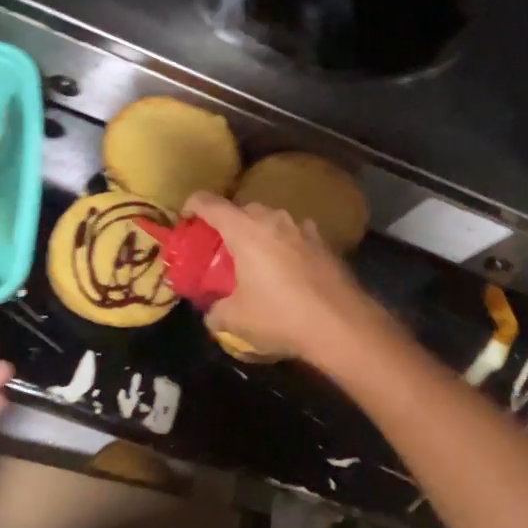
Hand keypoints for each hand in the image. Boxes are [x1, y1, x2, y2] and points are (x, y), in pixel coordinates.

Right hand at [183, 193, 392, 367]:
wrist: (340, 323)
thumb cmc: (280, 315)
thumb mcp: (236, 319)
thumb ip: (216, 312)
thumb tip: (211, 314)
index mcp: (245, 230)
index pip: (209, 203)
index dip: (192, 206)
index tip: (186, 220)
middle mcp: (274, 219)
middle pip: (243, 210)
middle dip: (229, 225)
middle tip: (222, 251)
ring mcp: (302, 228)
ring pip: (272, 221)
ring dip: (260, 235)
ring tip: (255, 262)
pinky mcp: (324, 243)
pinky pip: (294, 236)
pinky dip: (285, 247)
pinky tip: (287, 272)